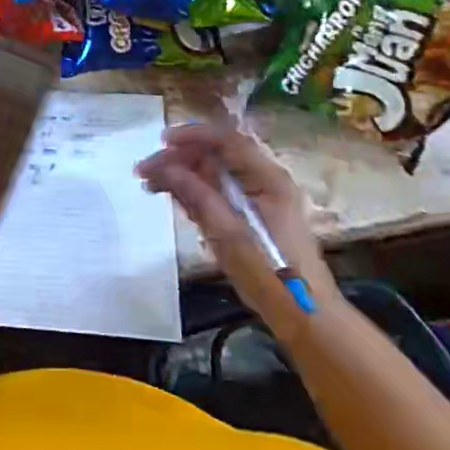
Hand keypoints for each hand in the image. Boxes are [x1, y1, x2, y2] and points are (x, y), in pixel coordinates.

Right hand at [136, 124, 334, 314]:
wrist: (303, 315)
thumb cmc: (269, 273)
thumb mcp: (228, 234)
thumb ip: (197, 196)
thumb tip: (165, 167)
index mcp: (268, 178)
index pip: (228, 140)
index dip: (193, 135)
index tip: (161, 141)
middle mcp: (264, 180)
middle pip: (217, 155)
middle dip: (180, 158)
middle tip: (146, 170)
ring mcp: (258, 198)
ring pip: (214, 173)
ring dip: (182, 174)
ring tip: (151, 184)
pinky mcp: (251, 215)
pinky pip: (218, 192)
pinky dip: (193, 191)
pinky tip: (171, 196)